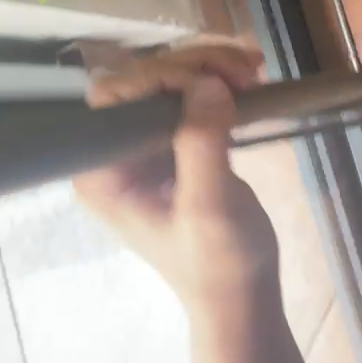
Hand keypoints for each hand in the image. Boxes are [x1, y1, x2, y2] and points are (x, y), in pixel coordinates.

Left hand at [73, 38, 277, 312]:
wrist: (244, 295)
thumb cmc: (219, 261)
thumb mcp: (210, 205)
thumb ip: (202, 143)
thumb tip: (209, 82)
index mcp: (105, 171)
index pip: (115, 96)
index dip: (162, 77)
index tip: (216, 82)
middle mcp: (120, 154)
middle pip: (146, 82)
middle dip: (196, 67)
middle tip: (249, 70)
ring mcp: (152, 150)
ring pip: (173, 84)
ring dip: (214, 69)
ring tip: (256, 71)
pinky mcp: (182, 148)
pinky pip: (196, 100)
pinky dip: (224, 84)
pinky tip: (254, 83)